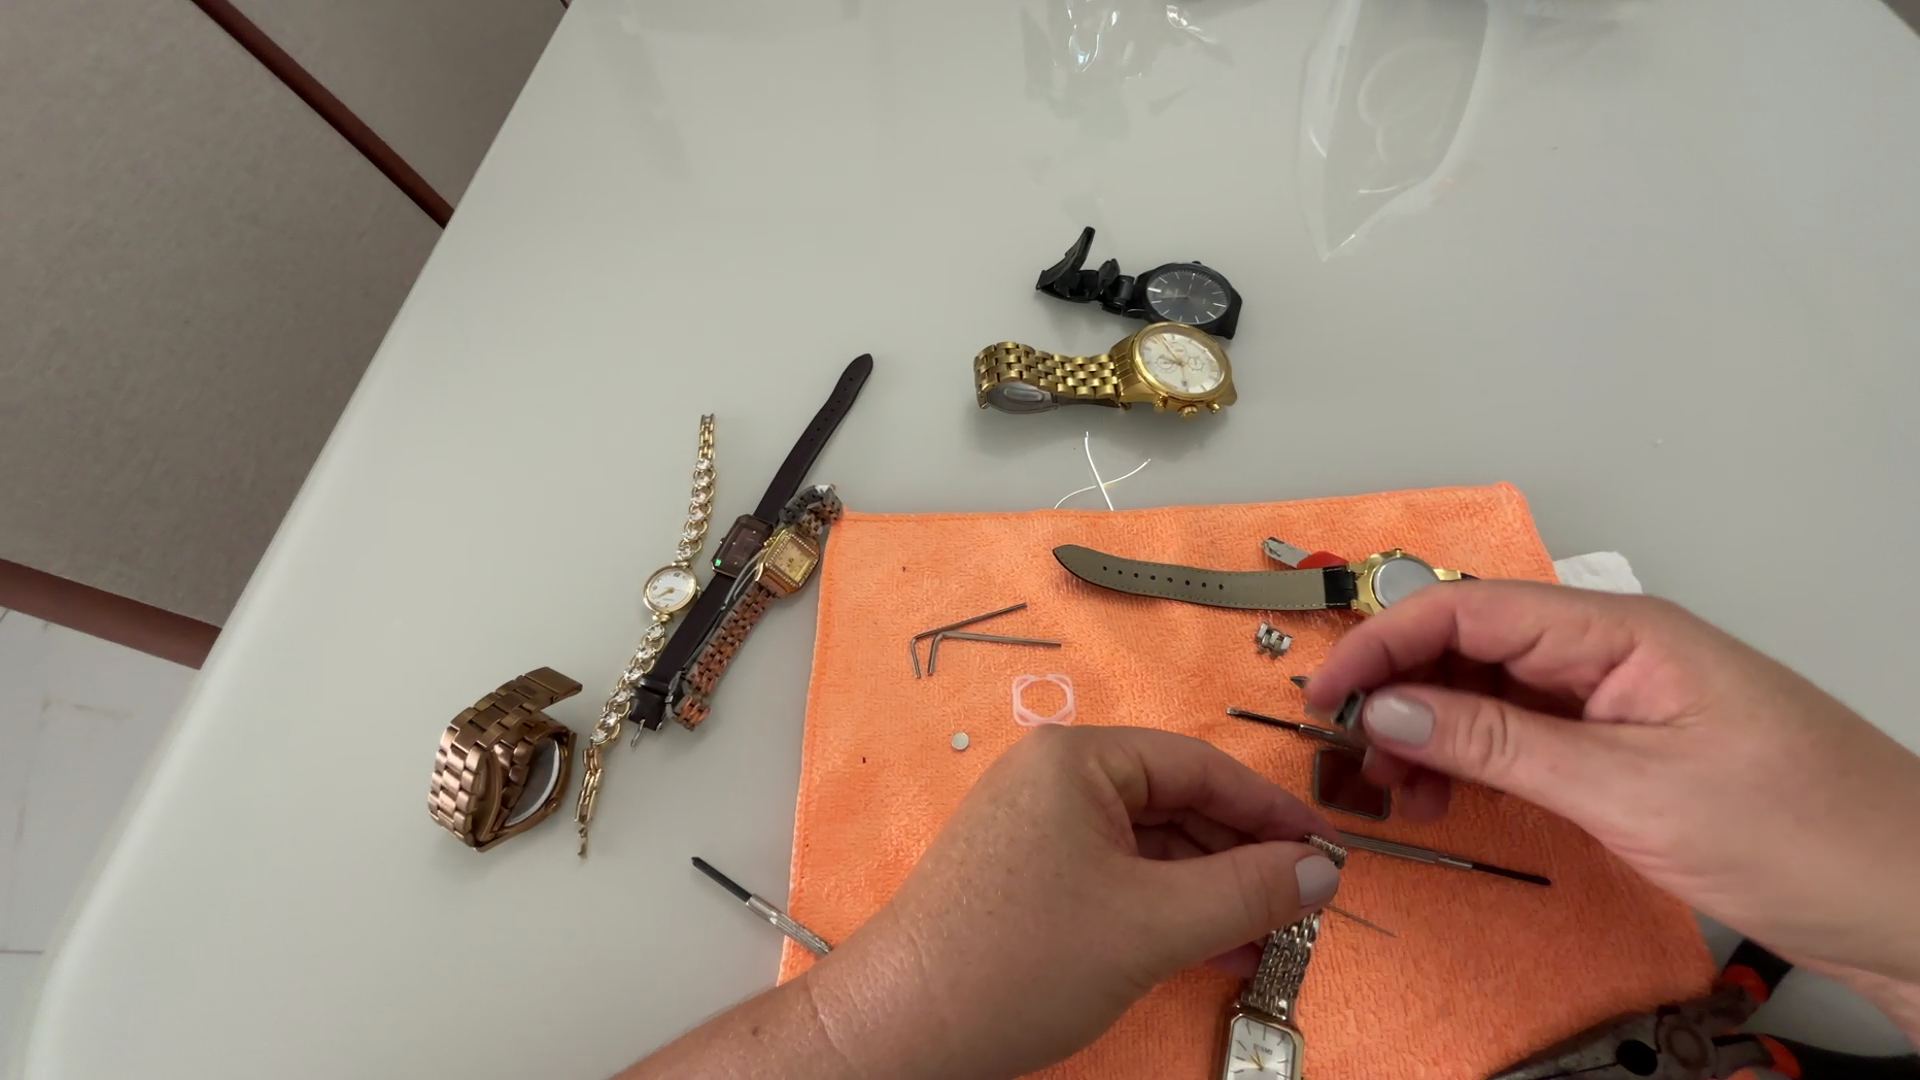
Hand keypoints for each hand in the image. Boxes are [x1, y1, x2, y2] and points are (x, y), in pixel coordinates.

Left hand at [803, 726, 1340, 1079]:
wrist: (907, 1025)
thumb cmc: (1030, 956)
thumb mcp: (1153, 923)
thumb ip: (1248, 891)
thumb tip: (1323, 870)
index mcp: (1077, 756)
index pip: (1195, 764)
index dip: (1267, 807)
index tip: (1328, 851)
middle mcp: (1055, 775)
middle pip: (1172, 803)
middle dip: (1239, 858)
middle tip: (1303, 908)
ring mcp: (1039, 822)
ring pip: (1147, 844)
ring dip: (1208, 890)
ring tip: (1268, 942)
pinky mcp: (1031, 868)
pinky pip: (1116, 873)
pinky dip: (1165, 907)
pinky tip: (1214, 948)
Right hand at [1305, 580, 1919, 990]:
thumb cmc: (1813, 843)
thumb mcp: (1630, 792)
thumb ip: (1494, 743)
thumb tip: (1387, 712)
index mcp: (1614, 632)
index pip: (1463, 610)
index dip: (1382, 645)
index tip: (1329, 693)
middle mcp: (1597, 650)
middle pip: (1460, 647)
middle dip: (1397, 693)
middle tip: (1355, 749)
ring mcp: (1599, 694)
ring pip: (1473, 691)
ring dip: (1421, 732)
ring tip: (1396, 784)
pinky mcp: (1602, 738)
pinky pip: (1503, 731)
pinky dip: (1459, 758)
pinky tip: (1438, 790)